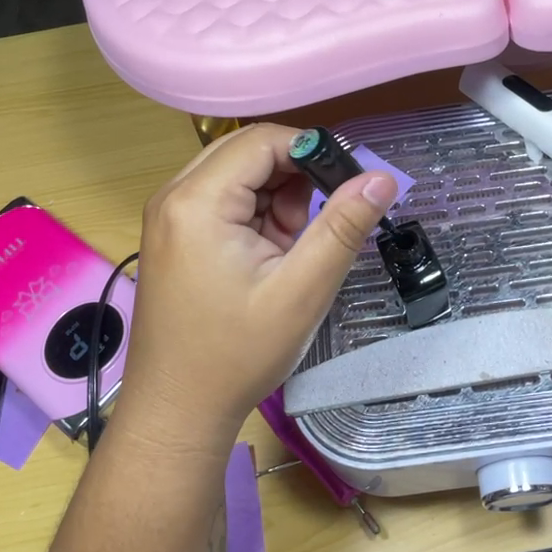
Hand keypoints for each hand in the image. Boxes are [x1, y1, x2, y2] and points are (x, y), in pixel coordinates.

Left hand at [123, 124, 396, 443]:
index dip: (312, 151)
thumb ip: (343, 227)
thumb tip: (382, 177)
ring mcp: (169, 215)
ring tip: (290, 252)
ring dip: (277, 198)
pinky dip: (258, 216)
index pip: (262, 140)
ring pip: (239, 174)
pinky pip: (225, 199)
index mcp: (197, 202)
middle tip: (315, 227)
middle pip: (248, 151)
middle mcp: (174, 196)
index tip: (346, 186)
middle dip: (293, 177)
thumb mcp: (301, 291)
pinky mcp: (174, 234)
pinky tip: (269, 258)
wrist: (177, 410)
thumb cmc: (236, 355)